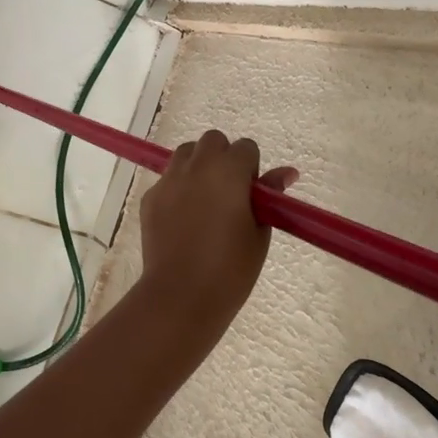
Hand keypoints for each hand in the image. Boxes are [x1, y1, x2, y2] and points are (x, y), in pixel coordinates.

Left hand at [138, 130, 296, 322]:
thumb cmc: (230, 269)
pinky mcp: (150, 197)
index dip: (251, 170)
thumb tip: (287, 173)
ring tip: (204, 202)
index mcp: (229, 170)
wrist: (180, 296)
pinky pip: (168, 180)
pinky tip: (182, 221)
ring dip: (198, 166)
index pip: (246, 148)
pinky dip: (178, 189)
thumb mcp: (259, 233)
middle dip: (223, 158)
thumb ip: (269, 196)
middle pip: (213, 141)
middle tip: (229, 195)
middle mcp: (197, 166)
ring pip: (186, 154)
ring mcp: (169, 179)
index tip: (251, 197)